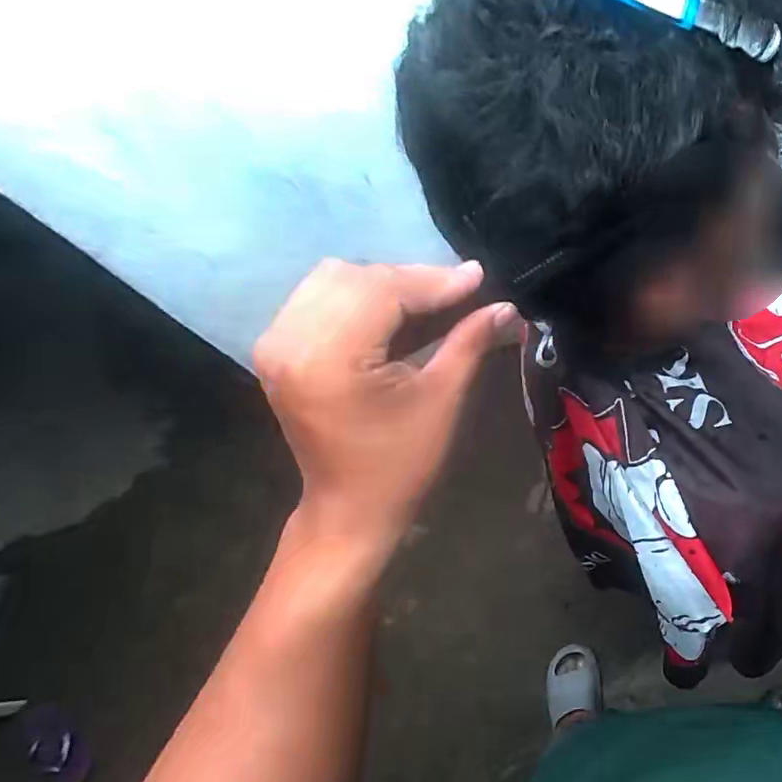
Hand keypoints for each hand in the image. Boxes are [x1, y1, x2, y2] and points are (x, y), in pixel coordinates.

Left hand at [253, 259, 517, 546]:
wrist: (351, 506)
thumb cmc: (404, 462)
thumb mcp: (443, 399)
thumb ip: (469, 343)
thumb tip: (505, 306)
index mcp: (328, 358)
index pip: (381, 292)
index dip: (434, 280)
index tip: (479, 276)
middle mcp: (289, 340)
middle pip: (353, 277)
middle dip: (412, 278)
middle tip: (462, 290)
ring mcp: (276, 343)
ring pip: (332, 280)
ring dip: (386, 283)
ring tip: (432, 299)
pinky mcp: (279, 348)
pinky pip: (319, 298)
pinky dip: (362, 296)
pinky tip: (397, 310)